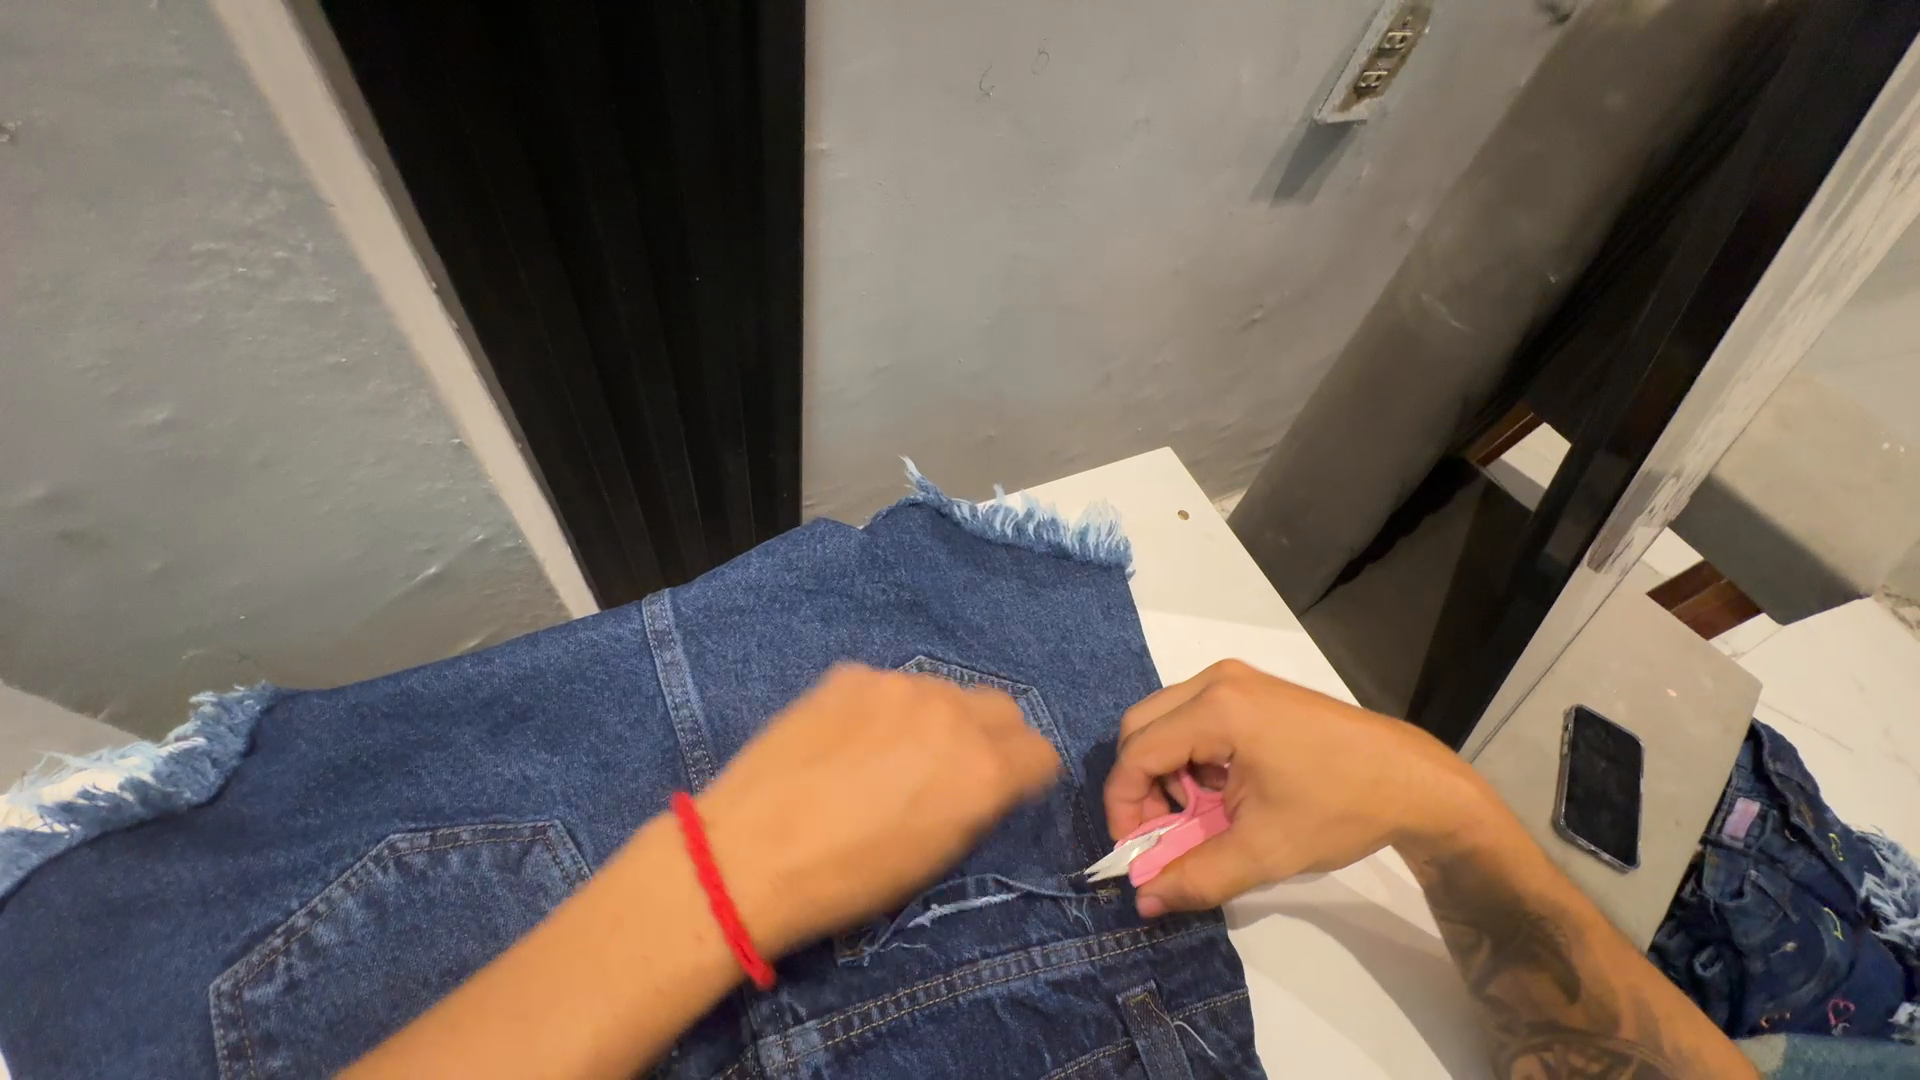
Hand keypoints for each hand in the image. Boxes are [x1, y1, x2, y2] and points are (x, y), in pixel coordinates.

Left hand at [695, 664, 1060, 955]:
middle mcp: (951, 713)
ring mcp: (899, 685)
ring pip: (945, 691)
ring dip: (938, 718)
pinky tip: (848, 740)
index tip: (1003, 789)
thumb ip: (977, 804)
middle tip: (953, 767)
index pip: (1040, 752)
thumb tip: (987, 779)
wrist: (749, 853)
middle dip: (992, 736)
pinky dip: (885, 709)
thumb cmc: (849, 879)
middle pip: (1002, 707)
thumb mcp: (936, 857)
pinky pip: (890, 686)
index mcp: (983, 768)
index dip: (1025, 774)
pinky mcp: (852, 673)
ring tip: (892, 753)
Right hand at [1104, 660, 1493, 915]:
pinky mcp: (1247, 686)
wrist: (1412, 780)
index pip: (1137, 752)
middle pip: (1140, 728)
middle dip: (1140, 784)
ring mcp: (1232, 678)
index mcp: (1217, 710)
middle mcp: (1215, 680)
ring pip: (1162, 719)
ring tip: (1196, 811)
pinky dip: (1187, 753)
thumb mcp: (1264, 851)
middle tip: (1164, 830)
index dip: (1123, 805)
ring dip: (1163, 769)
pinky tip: (1219, 787)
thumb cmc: (1340, 809)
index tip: (1136, 850)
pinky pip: (1189, 714)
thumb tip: (1145, 900)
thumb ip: (1196, 876)